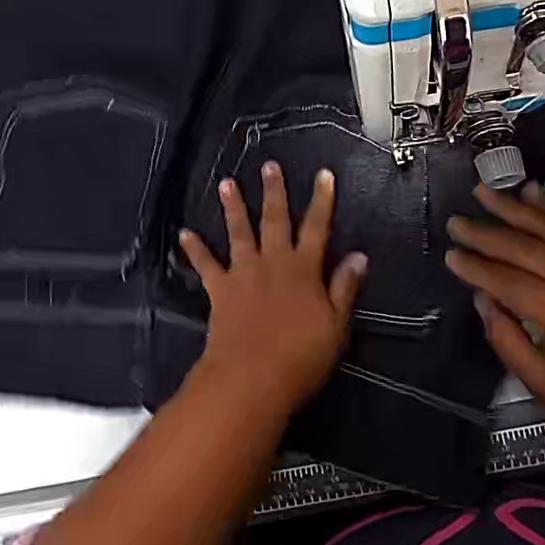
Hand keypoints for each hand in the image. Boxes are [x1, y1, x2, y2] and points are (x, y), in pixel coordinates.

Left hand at [179, 161, 365, 414]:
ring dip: (234, 207)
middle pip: (275, 220)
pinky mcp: (220, 291)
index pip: (318, 227)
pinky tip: (184, 233)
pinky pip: (206, 265)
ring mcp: (244, 274)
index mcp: (304, 269)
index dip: (322, 200)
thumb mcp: (336, 325)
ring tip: (227, 183)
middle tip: (269, 165)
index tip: (323, 174)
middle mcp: (274, 263)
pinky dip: (195, 249)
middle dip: (274, 191)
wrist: (250, 379)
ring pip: (239, 233)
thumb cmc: (300, 356)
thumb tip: (359, 255)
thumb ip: (345, 287)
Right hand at [445, 182, 544, 458]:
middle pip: (524, 248)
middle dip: (486, 233)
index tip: (450, 254)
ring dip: (514, 208)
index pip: (507, 281)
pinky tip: (533, 193)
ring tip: (484, 191)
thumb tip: (483, 302)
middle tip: (455, 221)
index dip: (476, 268)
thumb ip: (508, 342)